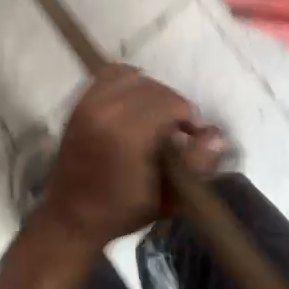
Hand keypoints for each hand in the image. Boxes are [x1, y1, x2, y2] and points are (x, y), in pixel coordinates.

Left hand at [42, 66, 224, 244]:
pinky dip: (127, 81)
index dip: (188, 115)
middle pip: (153, 87)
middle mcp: (106, 109)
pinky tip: (135, 102)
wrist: (71, 215)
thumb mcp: (166, 199)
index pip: (169, 102)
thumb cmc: (121, 211)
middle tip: (179, 128)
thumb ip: (194, 164)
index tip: (193, 134)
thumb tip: (217, 135)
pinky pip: (109, 74)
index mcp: (127, 134)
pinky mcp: (79, 101)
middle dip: (172, 103)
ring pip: (132, 76)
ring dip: (151, 91)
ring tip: (157, 115)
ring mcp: (89, 102)